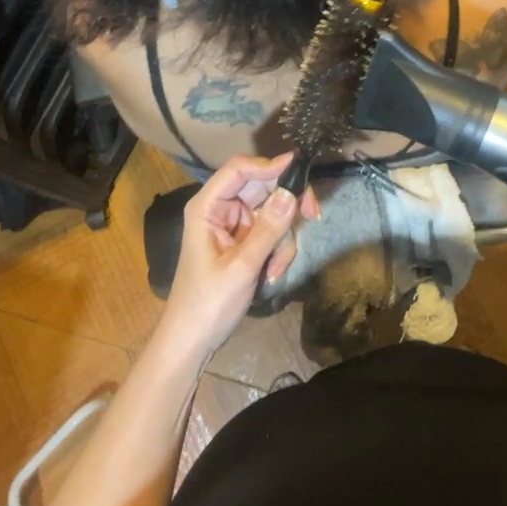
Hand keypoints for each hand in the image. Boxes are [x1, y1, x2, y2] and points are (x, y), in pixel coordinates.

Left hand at [162, 154, 317, 353]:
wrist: (193, 340)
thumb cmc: (208, 303)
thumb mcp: (242, 266)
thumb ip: (268, 229)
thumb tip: (292, 192)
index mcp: (208, 207)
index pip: (239, 170)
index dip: (269, 165)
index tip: (300, 169)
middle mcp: (221, 209)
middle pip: (263, 187)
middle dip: (287, 205)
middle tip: (314, 215)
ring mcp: (235, 226)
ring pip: (273, 212)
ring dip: (283, 237)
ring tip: (276, 268)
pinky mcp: (245, 243)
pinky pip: (272, 233)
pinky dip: (279, 250)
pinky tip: (273, 274)